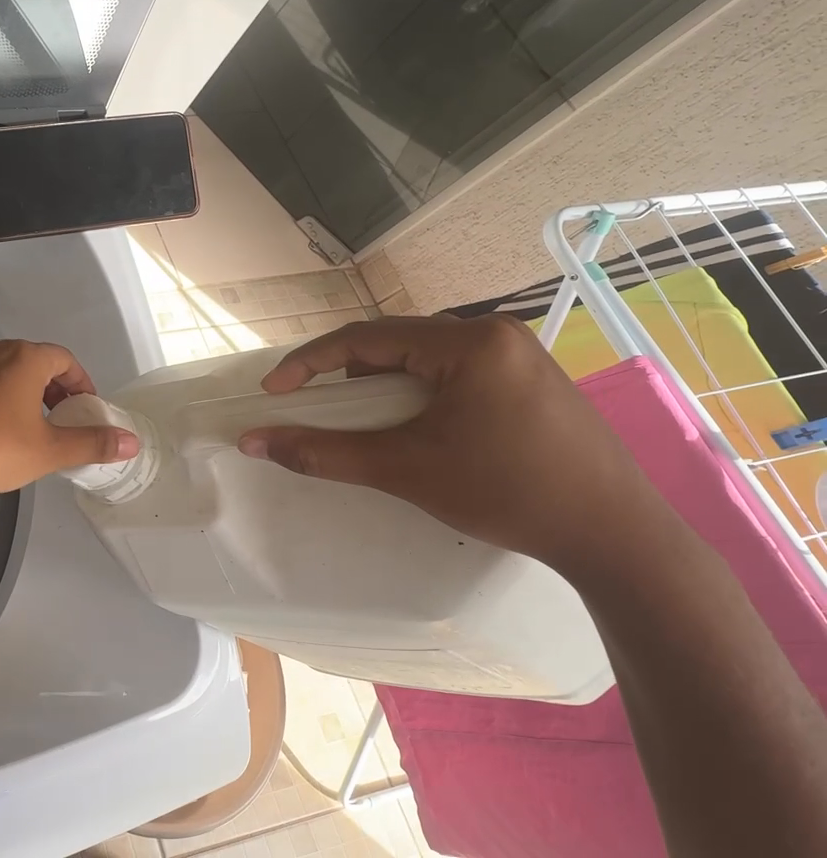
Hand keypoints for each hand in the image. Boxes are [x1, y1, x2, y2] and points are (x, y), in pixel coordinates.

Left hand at [0, 340, 138, 511]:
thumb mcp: (49, 451)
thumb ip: (92, 443)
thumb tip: (131, 441)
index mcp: (23, 358)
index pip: (64, 360)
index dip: (82, 384)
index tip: (87, 412)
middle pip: (36, 362)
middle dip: (56, 390)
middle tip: (65, 423)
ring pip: (8, 373)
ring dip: (28, 396)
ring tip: (35, 431)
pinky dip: (0, 401)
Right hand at [237, 315, 666, 571]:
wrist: (618, 537)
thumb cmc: (508, 492)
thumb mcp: (404, 469)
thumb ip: (322, 452)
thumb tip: (252, 442)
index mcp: (468, 342)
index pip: (364, 338)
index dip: (308, 363)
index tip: (272, 392)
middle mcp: (494, 333)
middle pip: (393, 341)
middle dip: (345, 372)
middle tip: (314, 405)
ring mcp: (519, 354)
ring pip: (422, 355)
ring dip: (382, 382)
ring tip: (364, 419)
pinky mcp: (531, 378)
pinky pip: (452, 369)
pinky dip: (418, 390)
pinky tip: (416, 424)